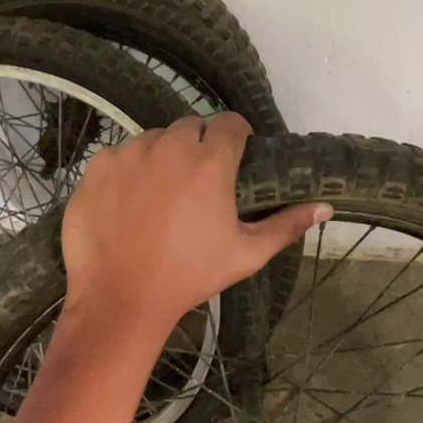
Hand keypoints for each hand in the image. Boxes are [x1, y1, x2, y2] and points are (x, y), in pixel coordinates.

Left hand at [60, 112, 328, 335]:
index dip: (237, 137)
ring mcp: (128, 154)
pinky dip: (128, 171)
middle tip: (199, 183)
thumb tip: (326, 206)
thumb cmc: (190, 276)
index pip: (231, 123)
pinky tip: (130, 204)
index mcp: (210, 162)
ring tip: (162, 196)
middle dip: (200, 145)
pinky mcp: (96, 167)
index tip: (235, 157)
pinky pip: (119, 156)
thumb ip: (286, 225)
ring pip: (154, 140)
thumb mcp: (246, 254)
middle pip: (192, 127)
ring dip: (163, 156)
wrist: (120, 299)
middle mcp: (169, 146)